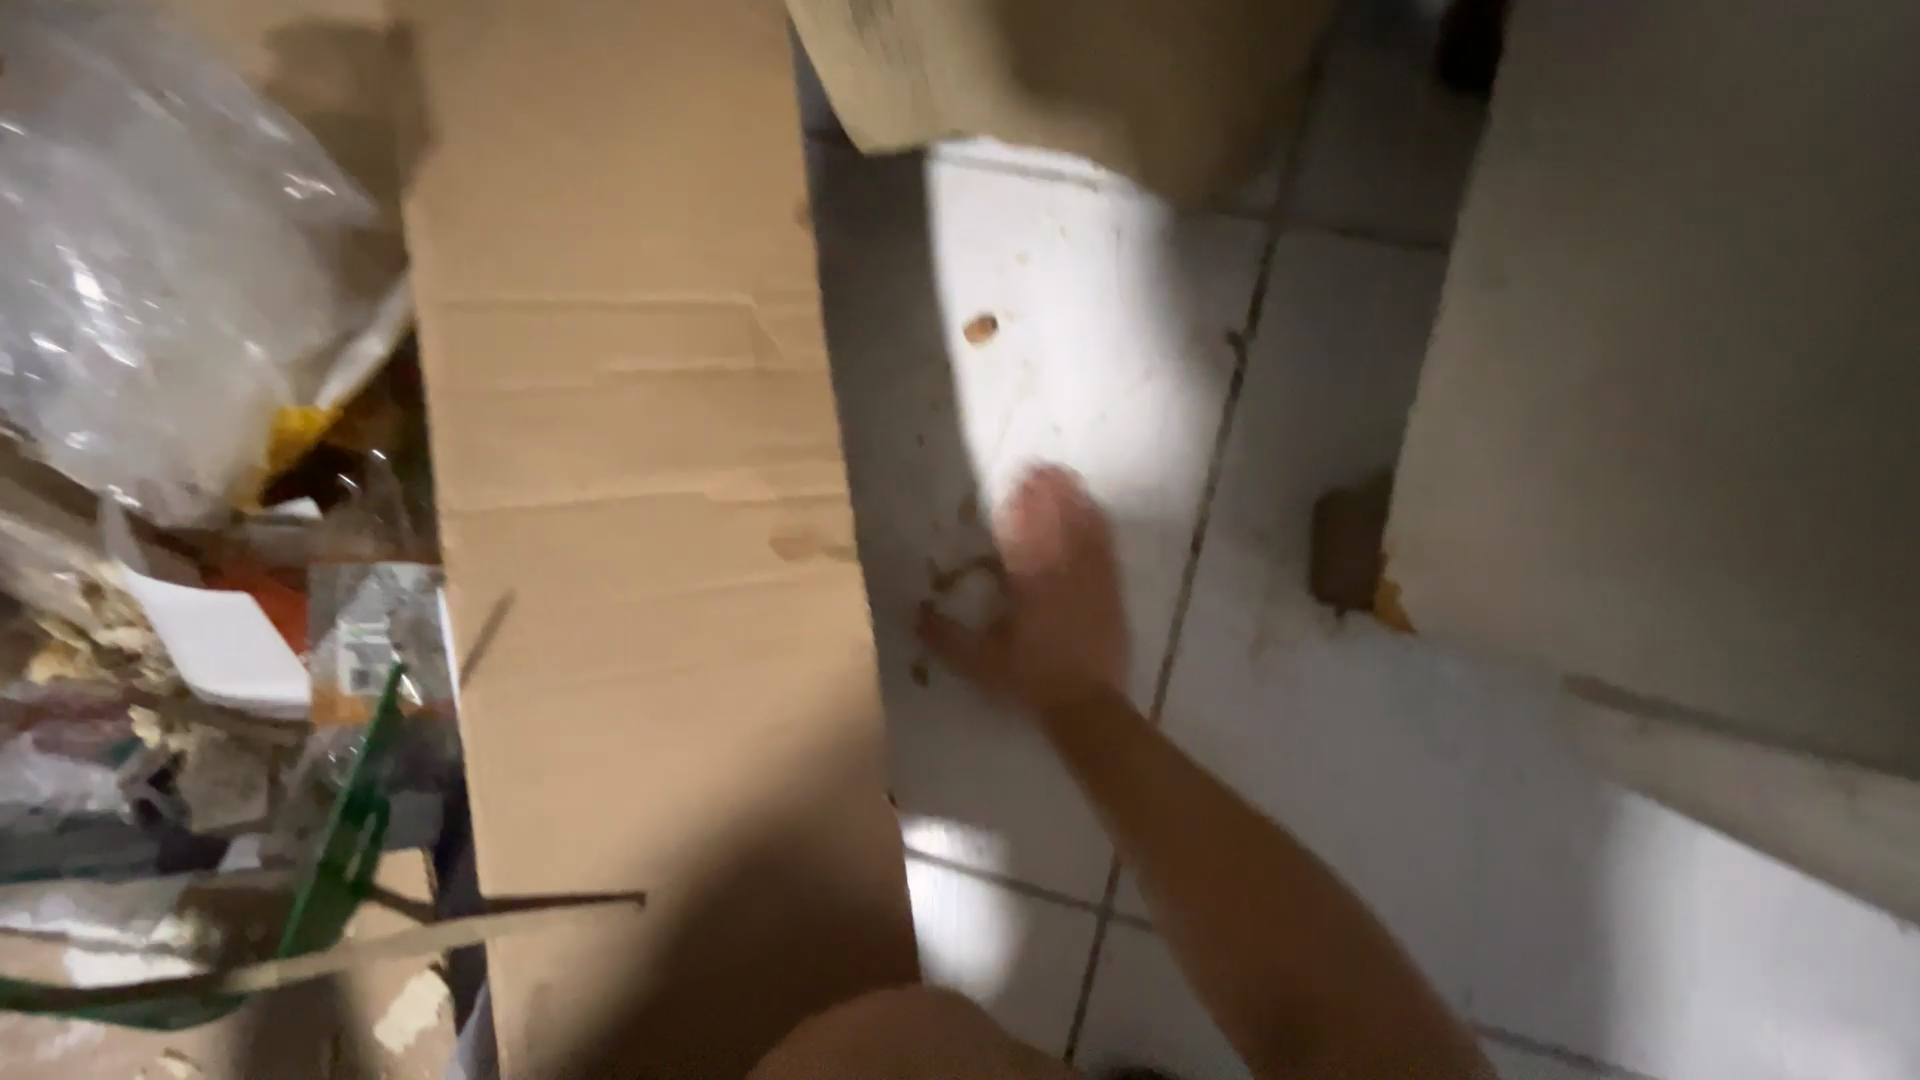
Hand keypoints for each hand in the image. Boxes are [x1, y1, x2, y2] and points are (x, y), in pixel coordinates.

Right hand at [916, 465, 1128, 710]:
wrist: (1085, 701)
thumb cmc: (1030, 678)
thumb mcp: (980, 662)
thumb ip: (946, 637)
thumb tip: (915, 611)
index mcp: (1028, 586)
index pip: (1020, 535)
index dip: (1018, 506)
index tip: (1012, 484)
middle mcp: (1061, 573)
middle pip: (1054, 521)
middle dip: (1046, 492)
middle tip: (1037, 468)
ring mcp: (1091, 578)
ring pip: (1082, 527)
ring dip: (1072, 498)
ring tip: (1063, 475)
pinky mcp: (1112, 588)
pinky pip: (1106, 546)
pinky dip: (1098, 522)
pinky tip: (1094, 507)